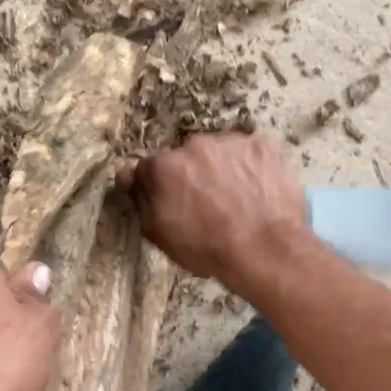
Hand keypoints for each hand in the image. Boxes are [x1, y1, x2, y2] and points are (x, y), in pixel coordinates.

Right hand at [120, 131, 306, 289]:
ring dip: (220, 169)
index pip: (150, 168)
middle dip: (191, 175)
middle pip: (186, 157)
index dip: (160, 187)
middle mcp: (194, 145)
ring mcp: (231, 142)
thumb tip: (126, 174)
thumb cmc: (205, 247)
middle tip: (206, 204)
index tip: (171, 204)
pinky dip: (249, 168)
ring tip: (235, 199)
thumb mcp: (159, 233)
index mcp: (164, 166)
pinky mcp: (263, 145)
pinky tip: (255, 191)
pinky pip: (248, 154)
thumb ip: (140, 199)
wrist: (264, 249)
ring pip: (218, 153)